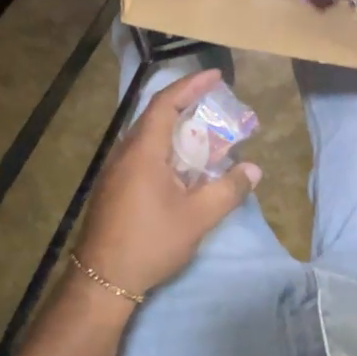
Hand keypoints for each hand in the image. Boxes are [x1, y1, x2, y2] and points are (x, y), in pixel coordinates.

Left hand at [73, 69, 260, 298]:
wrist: (102, 279)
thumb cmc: (151, 242)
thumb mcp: (198, 217)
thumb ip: (228, 189)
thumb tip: (254, 170)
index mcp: (143, 151)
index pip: (166, 103)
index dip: (191, 86)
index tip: (216, 76)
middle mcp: (126, 153)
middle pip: (157, 118)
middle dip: (189, 108)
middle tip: (218, 106)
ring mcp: (117, 172)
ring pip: (151, 139)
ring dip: (180, 134)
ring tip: (209, 138)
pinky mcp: (115, 189)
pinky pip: (145, 157)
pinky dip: (169, 153)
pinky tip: (187, 171)